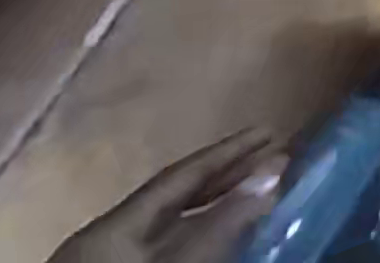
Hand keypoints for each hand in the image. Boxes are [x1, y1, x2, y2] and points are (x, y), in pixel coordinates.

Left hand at [49, 129, 286, 262]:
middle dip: (227, 175)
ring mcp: (103, 261)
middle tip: (275, 156)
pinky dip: (198, 227)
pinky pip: (162, 243)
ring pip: (169, 220)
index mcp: (112, 226)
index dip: (229, 150)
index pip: (181, 174)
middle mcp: (104, 237)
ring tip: (259, 189)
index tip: (272, 130)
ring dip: (216, 202)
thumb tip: (276, 167)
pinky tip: (225, 228)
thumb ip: (225, 219)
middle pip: (174, 195)